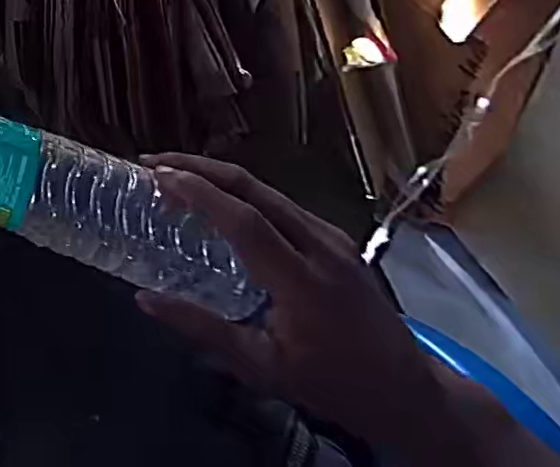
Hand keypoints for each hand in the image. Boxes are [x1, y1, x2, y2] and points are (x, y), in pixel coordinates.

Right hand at [134, 154, 471, 462]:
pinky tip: (215, 199)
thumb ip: (203, 329)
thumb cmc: (336, 386)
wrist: (414, 395)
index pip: (244, 220)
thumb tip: (145, 301)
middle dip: (197, 167)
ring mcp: (331, 236)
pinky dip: (237, 190)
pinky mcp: (334, 236)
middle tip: (154, 165)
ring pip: (264, 188)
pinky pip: (276, 200)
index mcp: (304, 281)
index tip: (158, 177)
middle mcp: (320, 246)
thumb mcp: (264, 368)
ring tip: (173, 177)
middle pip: (252, 187)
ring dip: (214, 175)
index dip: (198, 192)